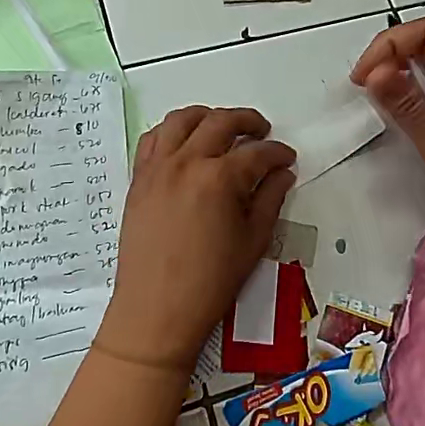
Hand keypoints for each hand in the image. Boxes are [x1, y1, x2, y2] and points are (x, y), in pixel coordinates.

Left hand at [100, 107, 296, 372]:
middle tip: (261, 132)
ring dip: (206, 117)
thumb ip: (269, 199)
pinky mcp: (138, 179)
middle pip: (220, 122)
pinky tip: (183, 143)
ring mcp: (157, 168)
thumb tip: (281, 173)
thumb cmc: (210, 282)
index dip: (278, 154)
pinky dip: (170, 132)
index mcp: (219, 178)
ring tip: (221, 127)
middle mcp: (185, 162)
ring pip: (180, 120)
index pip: (257, 153)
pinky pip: (151, 140)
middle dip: (248, 122)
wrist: (156, 308)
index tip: (286, 159)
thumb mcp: (253, 242)